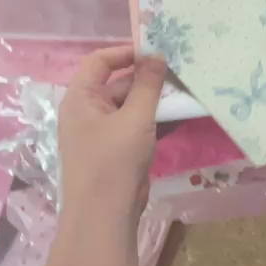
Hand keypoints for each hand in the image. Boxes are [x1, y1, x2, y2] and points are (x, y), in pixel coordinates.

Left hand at [58, 46, 165, 222]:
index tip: (157, 52)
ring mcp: (101, 130)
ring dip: (155, 98)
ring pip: (130, 103)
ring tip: (184, 93)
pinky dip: (155, 117)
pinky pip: (136, 122)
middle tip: (179, 72)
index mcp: (80, 99)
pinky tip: (180, 115)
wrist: (105, 213)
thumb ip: (148, 84)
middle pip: (118, 82)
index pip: (99, 61)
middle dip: (148, 77)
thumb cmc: (114, 160)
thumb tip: (157, 55)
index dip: (126, 52)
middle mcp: (87, 111)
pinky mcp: (116, 147)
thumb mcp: (136, 117)